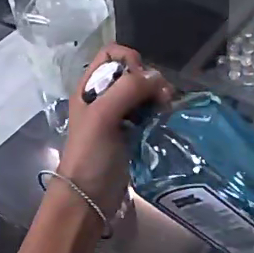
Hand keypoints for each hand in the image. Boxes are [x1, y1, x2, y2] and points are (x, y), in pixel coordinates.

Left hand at [56, 44, 172, 215]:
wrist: (89, 198)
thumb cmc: (91, 155)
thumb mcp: (102, 115)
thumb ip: (127, 89)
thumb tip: (156, 78)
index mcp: (89, 87)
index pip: (112, 54)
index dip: (129, 60)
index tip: (139, 80)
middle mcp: (102, 97)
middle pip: (132, 72)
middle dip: (149, 79)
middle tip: (161, 99)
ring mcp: (117, 117)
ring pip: (143, 93)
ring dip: (157, 96)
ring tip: (165, 111)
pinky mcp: (131, 134)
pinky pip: (148, 113)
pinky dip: (158, 113)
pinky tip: (163, 122)